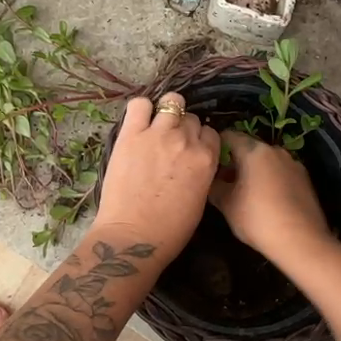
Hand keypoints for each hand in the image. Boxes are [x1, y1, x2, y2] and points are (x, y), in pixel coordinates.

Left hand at [93, 94, 220, 252]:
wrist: (133, 237)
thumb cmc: (170, 230)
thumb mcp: (200, 199)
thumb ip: (202, 172)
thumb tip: (196, 161)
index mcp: (206, 158)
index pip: (210, 133)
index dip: (200, 139)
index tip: (190, 148)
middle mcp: (185, 140)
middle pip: (191, 119)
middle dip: (183, 128)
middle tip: (171, 143)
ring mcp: (157, 134)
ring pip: (171, 103)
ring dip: (167, 112)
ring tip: (157, 125)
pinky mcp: (131, 134)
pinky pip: (139, 105)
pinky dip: (142, 108)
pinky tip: (139, 121)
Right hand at [209, 130, 332, 265]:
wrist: (301, 241)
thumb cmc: (258, 219)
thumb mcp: (226, 204)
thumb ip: (214, 186)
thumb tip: (210, 179)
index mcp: (254, 150)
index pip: (229, 136)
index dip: (217, 147)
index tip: (209, 163)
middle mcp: (275, 150)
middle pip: (249, 148)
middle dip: (235, 161)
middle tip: (223, 181)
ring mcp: (293, 163)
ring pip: (266, 161)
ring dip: (254, 171)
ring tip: (245, 193)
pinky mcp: (305, 178)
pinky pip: (281, 172)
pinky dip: (270, 179)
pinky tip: (267, 200)